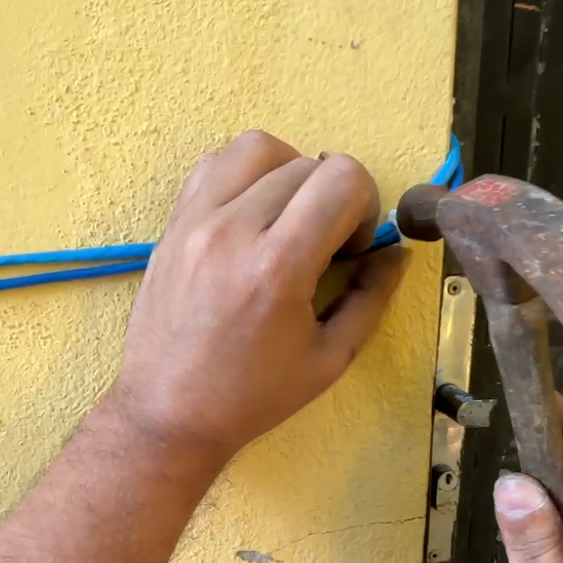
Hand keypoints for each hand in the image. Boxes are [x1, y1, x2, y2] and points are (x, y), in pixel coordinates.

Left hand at [105, 130, 410, 463]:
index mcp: (277, 266)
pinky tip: (249, 219)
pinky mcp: (171, 227)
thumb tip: (394, 252)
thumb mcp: (329, 360)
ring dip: (286, 173)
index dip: (364, 206)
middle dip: (331, 198)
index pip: (342, 178)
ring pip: (256, 148)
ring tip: (286, 221)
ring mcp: (194, 223)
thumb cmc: (250, 398)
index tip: (350, 248)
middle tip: (322, 247)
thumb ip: (371, 298)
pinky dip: (242, 177)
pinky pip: (212, 166)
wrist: (168, 414)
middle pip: (306, 164)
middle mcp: (232, 230)